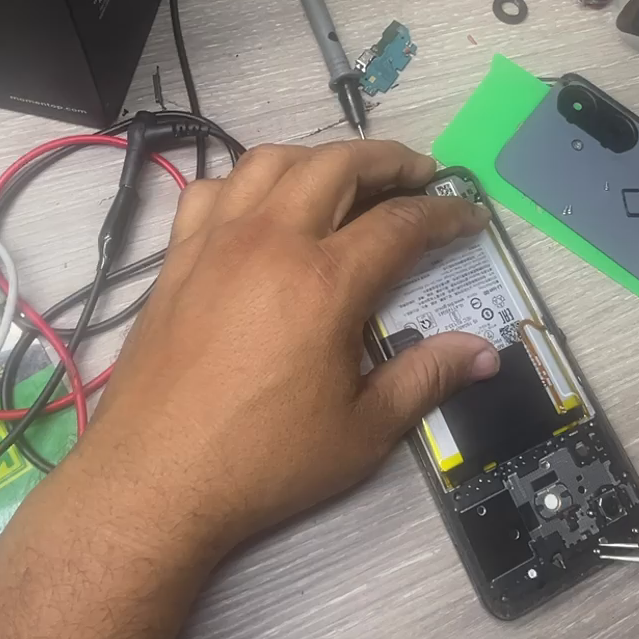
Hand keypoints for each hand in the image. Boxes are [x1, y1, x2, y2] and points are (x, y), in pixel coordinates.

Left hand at [69, 141, 499, 556]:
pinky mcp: (178, 255)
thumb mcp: (363, 431)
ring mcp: (218, 241)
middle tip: (418, 174)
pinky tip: (260, 209)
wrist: (153, 480)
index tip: (469, 214)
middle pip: (338, 164)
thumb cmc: (264, 460)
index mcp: (325, 282)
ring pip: (272, 161)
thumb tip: (485, 353)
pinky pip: (212, 189)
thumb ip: (427, 379)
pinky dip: (246, 183)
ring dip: (318, 158)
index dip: (444, 212)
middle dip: (388, 160)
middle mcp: (271, 241)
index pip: (401, 222)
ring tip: (344, 180)